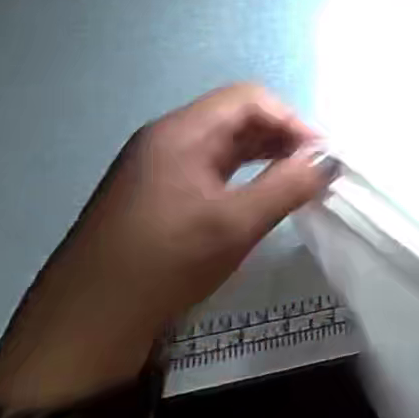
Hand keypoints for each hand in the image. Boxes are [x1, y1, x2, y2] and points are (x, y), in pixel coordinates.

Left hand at [0, 83, 334, 407]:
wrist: (89, 318)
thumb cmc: (166, 262)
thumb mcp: (237, 223)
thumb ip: (288, 185)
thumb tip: (329, 160)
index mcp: (182, 134)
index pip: (250, 100)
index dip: (293, 121)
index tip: (321, 158)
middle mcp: (169, 139)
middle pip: (239, 117)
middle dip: (285, 138)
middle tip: (317, 172)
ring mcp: (162, 166)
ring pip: (229, 143)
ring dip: (270, 156)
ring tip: (300, 185)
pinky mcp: (161, 192)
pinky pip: (215, 166)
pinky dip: (249, 174)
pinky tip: (265, 199)